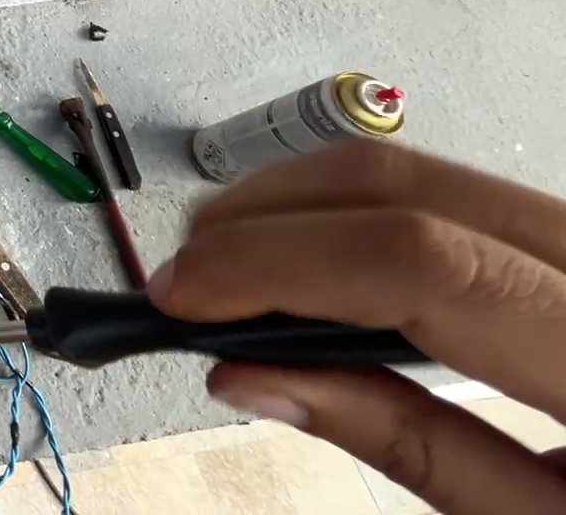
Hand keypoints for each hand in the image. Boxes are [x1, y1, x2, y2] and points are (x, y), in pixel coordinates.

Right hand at [150, 141, 565, 513]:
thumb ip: (414, 449)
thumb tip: (244, 377)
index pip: (416, 261)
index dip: (268, 264)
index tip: (180, 297)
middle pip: (396, 180)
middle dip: (255, 217)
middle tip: (188, 278)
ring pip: (405, 166)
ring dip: (285, 205)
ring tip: (234, 270)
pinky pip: (436, 187)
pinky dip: (337, 209)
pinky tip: (305, 261)